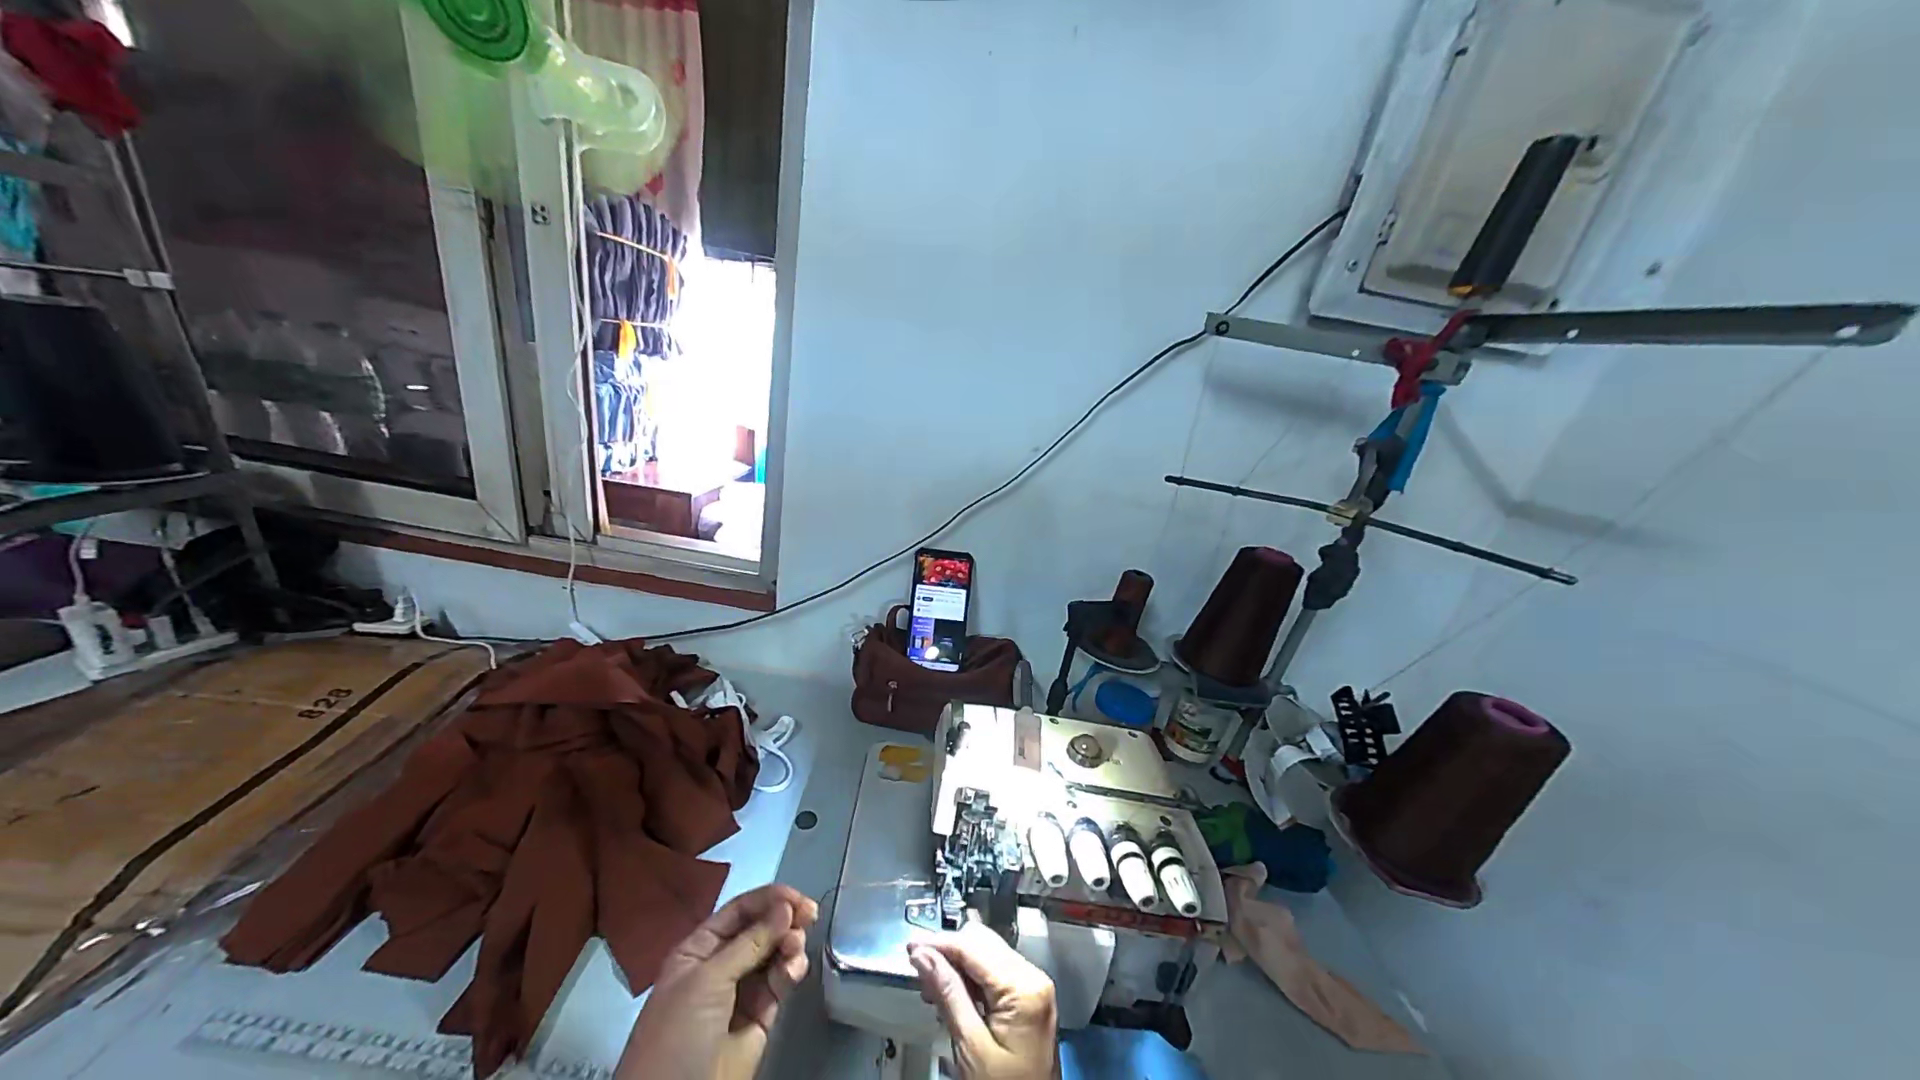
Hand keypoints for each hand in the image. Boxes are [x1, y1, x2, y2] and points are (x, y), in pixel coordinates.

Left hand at [617, 884, 819, 1079]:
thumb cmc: (677, 1036)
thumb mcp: (707, 981)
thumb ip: (750, 943)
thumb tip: (786, 908)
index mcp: (698, 950)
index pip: (738, 911)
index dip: (768, 899)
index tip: (797, 898)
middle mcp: (721, 965)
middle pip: (760, 929)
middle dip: (784, 919)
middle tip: (810, 915)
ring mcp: (741, 992)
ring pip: (774, 954)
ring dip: (789, 944)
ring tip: (796, 947)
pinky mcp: (760, 1017)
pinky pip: (780, 983)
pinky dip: (791, 971)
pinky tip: (795, 969)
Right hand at [908, 921, 1058, 1079]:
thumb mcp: (972, 1046)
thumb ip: (948, 995)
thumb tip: (923, 956)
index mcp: (1024, 987)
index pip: (974, 947)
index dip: (939, 943)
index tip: (911, 947)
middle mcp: (1033, 978)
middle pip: (982, 944)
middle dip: (948, 952)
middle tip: (919, 968)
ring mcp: (1033, 987)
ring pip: (987, 954)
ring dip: (957, 965)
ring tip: (931, 987)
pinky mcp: (1029, 998)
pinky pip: (996, 972)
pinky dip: (971, 978)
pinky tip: (952, 995)